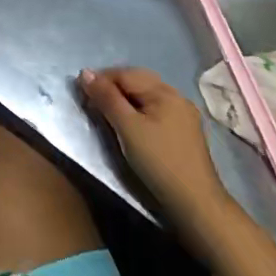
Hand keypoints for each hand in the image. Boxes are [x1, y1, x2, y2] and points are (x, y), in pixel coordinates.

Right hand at [80, 67, 234, 239]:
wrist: (195, 202)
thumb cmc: (158, 161)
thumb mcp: (128, 128)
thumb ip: (107, 99)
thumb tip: (86, 72)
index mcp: (164, 91)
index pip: (126, 74)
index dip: (102, 79)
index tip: (81, 91)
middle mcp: (177, 96)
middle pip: (139, 81)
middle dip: (114, 86)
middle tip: (92, 101)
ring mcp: (183, 114)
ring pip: (148, 96)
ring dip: (126, 98)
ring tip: (108, 112)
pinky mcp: (185, 132)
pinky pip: (157, 110)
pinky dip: (139, 110)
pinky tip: (132, 124)